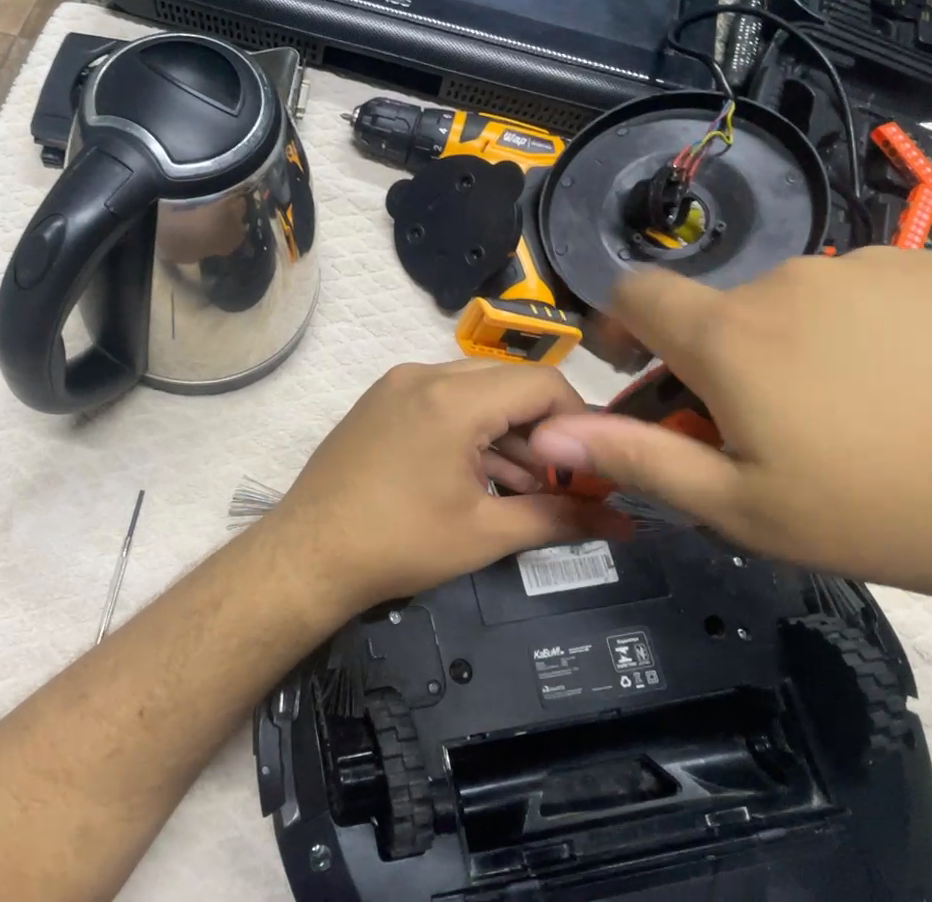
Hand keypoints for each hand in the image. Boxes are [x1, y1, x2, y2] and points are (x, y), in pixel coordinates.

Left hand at [261, 360, 622, 615]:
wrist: (307, 556)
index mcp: (452, 398)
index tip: (589, 467)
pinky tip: (483, 479)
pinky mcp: (378, 403)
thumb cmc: (399, 544)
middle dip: (542, 430)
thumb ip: (560, 518)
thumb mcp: (486, 534)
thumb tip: (623, 523)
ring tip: (527, 491)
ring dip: (506, 434)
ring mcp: (395, 386)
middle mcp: (422, 375)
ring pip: (474, 393)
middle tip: (561, 482)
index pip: (543, 383)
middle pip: (508, 384)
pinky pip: (441, 402)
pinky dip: (470, 432)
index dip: (578, 422)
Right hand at [529, 248, 931, 620]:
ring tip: (863, 425)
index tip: (636, 371)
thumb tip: (549, 434)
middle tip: (765, 436)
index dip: (617, 325)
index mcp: (731, 333)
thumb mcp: (747, 508)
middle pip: (723, 311)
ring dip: (798, 354)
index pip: (635, 292)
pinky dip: (875, 340)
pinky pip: (883, 298)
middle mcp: (796, 279)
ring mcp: (884, 265)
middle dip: (718, 363)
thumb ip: (637, 459)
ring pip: (804, 307)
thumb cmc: (901, 509)